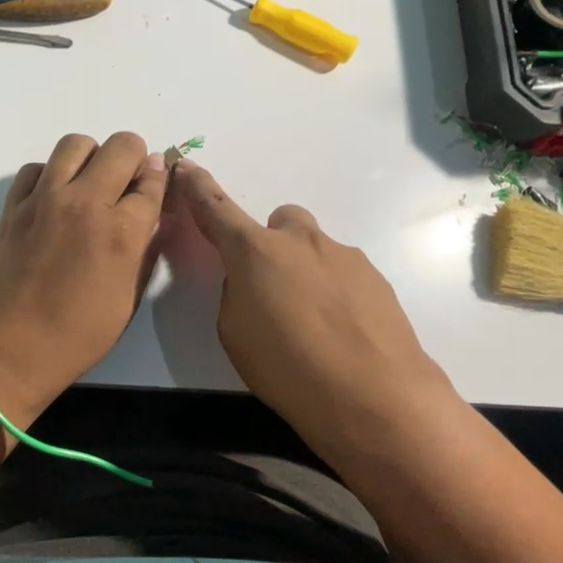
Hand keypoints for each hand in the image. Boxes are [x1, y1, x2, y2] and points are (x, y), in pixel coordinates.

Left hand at [0, 132, 167, 420]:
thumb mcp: (125, 303)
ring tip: (90, 186)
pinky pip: (36, 167)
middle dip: (133, 160)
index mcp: (122, 232)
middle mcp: (85, 202)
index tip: (154, 189)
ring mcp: (44, 199)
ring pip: (76, 144)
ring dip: (92, 157)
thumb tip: (155, 220)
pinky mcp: (13, 206)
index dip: (158, 183)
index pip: (152, 182)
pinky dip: (50, 174)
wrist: (5, 351)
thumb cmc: (74, 338)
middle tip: (126, 186)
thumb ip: (143, 253)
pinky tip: (53, 200)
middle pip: (121, 147)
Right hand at [170, 160, 455, 449]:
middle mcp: (300, 241)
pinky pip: (342, 275)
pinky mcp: (375, 277)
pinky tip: (341, 335)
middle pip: (280, 223)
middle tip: (272, 290)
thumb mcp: (234, 334)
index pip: (217, 210)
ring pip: (315, 251)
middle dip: (272, 245)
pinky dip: (335, 295)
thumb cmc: (286, 368)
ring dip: (306, 275)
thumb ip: (236, 295)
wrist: (371, 395)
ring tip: (312, 328)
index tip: (187, 167)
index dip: (198, 188)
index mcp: (254, 253)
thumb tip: (253, 284)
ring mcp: (344, 256)